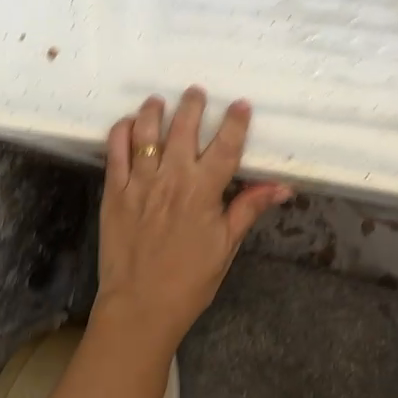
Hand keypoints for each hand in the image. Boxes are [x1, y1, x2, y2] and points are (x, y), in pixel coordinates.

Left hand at [94, 87, 292, 350]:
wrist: (141, 305)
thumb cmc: (189, 280)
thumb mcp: (226, 245)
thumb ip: (248, 208)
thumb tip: (282, 188)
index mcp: (204, 191)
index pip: (225, 146)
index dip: (235, 122)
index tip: (240, 103)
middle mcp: (172, 177)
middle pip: (184, 128)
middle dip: (192, 105)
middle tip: (196, 92)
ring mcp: (140, 181)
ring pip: (147, 131)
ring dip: (154, 111)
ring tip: (159, 100)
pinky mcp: (115, 190)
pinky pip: (115, 150)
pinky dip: (122, 130)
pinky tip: (128, 122)